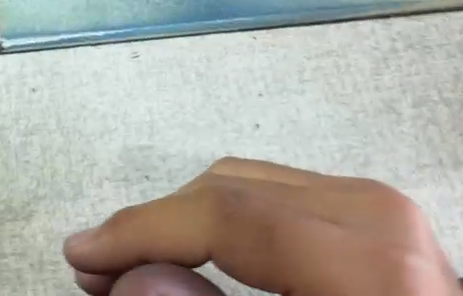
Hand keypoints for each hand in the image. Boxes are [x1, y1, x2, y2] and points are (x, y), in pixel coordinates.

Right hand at [63, 158, 462, 295]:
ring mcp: (381, 208)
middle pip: (230, 190)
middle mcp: (379, 214)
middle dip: (155, 228)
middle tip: (98, 273)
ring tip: (137, 264)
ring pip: (245, 184)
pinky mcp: (377, 215)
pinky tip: (194, 253)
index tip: (80, 256)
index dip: (143, 231)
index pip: (229, 215)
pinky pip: (274, 196)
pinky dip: (223, 221)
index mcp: (372, 265)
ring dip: (183, 223)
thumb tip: (129, 278)